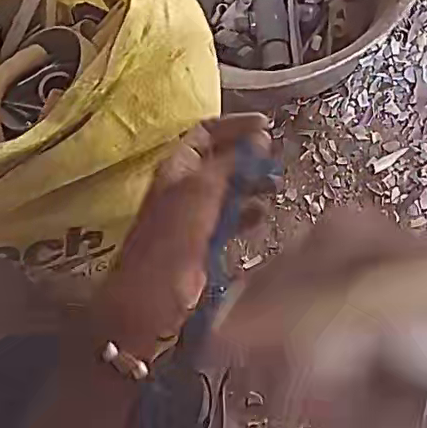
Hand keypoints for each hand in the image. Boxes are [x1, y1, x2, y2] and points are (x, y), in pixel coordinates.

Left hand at [86, 113, 271, 359]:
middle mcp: (184, 186)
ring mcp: (193, 215)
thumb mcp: (200, 193)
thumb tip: (259, 137)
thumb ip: (230, 163)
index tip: (266, 126)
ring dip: (252, 184)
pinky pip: (229, 218)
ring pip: (228, 189)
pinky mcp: (203, 241)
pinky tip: (262, 215)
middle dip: (249, 156)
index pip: (206, 132)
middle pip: (221, 159)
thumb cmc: (171, 242)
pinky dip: (247, 213)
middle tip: (276, 159)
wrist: (150, 302)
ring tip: (275, 187)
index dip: (235, 125)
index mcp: (176, 168)